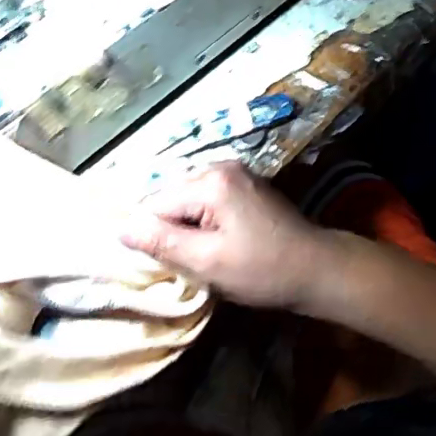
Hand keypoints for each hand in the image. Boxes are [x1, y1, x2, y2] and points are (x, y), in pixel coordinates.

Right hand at [120, 161, 338, 310]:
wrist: (313, 266)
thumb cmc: (261, 269)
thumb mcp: (207, 262)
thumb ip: (163, 242)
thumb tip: (122, 227)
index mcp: (211, 180)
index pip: (157, 202)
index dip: (153, 235)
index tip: (163, 262)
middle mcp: (221, 165)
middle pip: (172, 194)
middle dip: (169, 227)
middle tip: (183, 261)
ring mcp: (235, 171)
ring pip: (188, 196)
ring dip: (185, 224)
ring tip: (199, 254)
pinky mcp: (244, 183)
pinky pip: (207, 196)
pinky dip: (202, 218)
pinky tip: (214, 242)